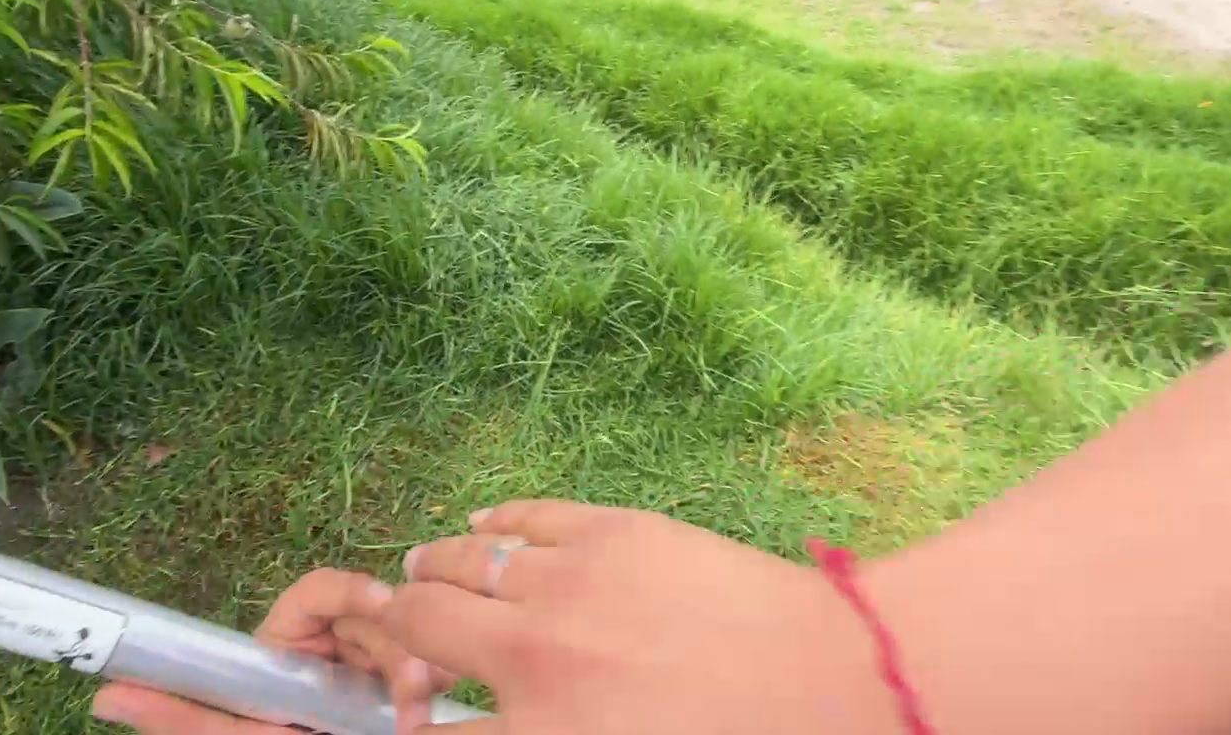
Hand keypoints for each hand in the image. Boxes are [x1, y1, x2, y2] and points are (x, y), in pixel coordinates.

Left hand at [91, 569, 453, 733]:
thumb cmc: (272, 731)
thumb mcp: (234, 734)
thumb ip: (186, 719)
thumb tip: (102, 693)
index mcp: (291, 638)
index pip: (321, 590)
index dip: (350, 592)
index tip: (382, 603)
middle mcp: (334, 638)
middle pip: (371, 615)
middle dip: (393, 647)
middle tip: (411, 693)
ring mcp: (370, 656)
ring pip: (403, 636)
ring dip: (414, 671)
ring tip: (414, 708)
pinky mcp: (397, 676)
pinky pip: (423, 660)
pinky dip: (429, 678)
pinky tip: (427, 703)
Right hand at [390, 500, 906, 734]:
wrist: (830, 682)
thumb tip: (498, 723)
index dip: (410, 717)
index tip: (407, 705)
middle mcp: (534, 658)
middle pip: (427, 628)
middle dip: (401, 627)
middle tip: (400, 624)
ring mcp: (566, 581)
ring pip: (464, 561)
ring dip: (433, 568)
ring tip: (420, 566)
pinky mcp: (604, 529)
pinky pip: (523, 517)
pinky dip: (491, 522)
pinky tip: (478, 523)